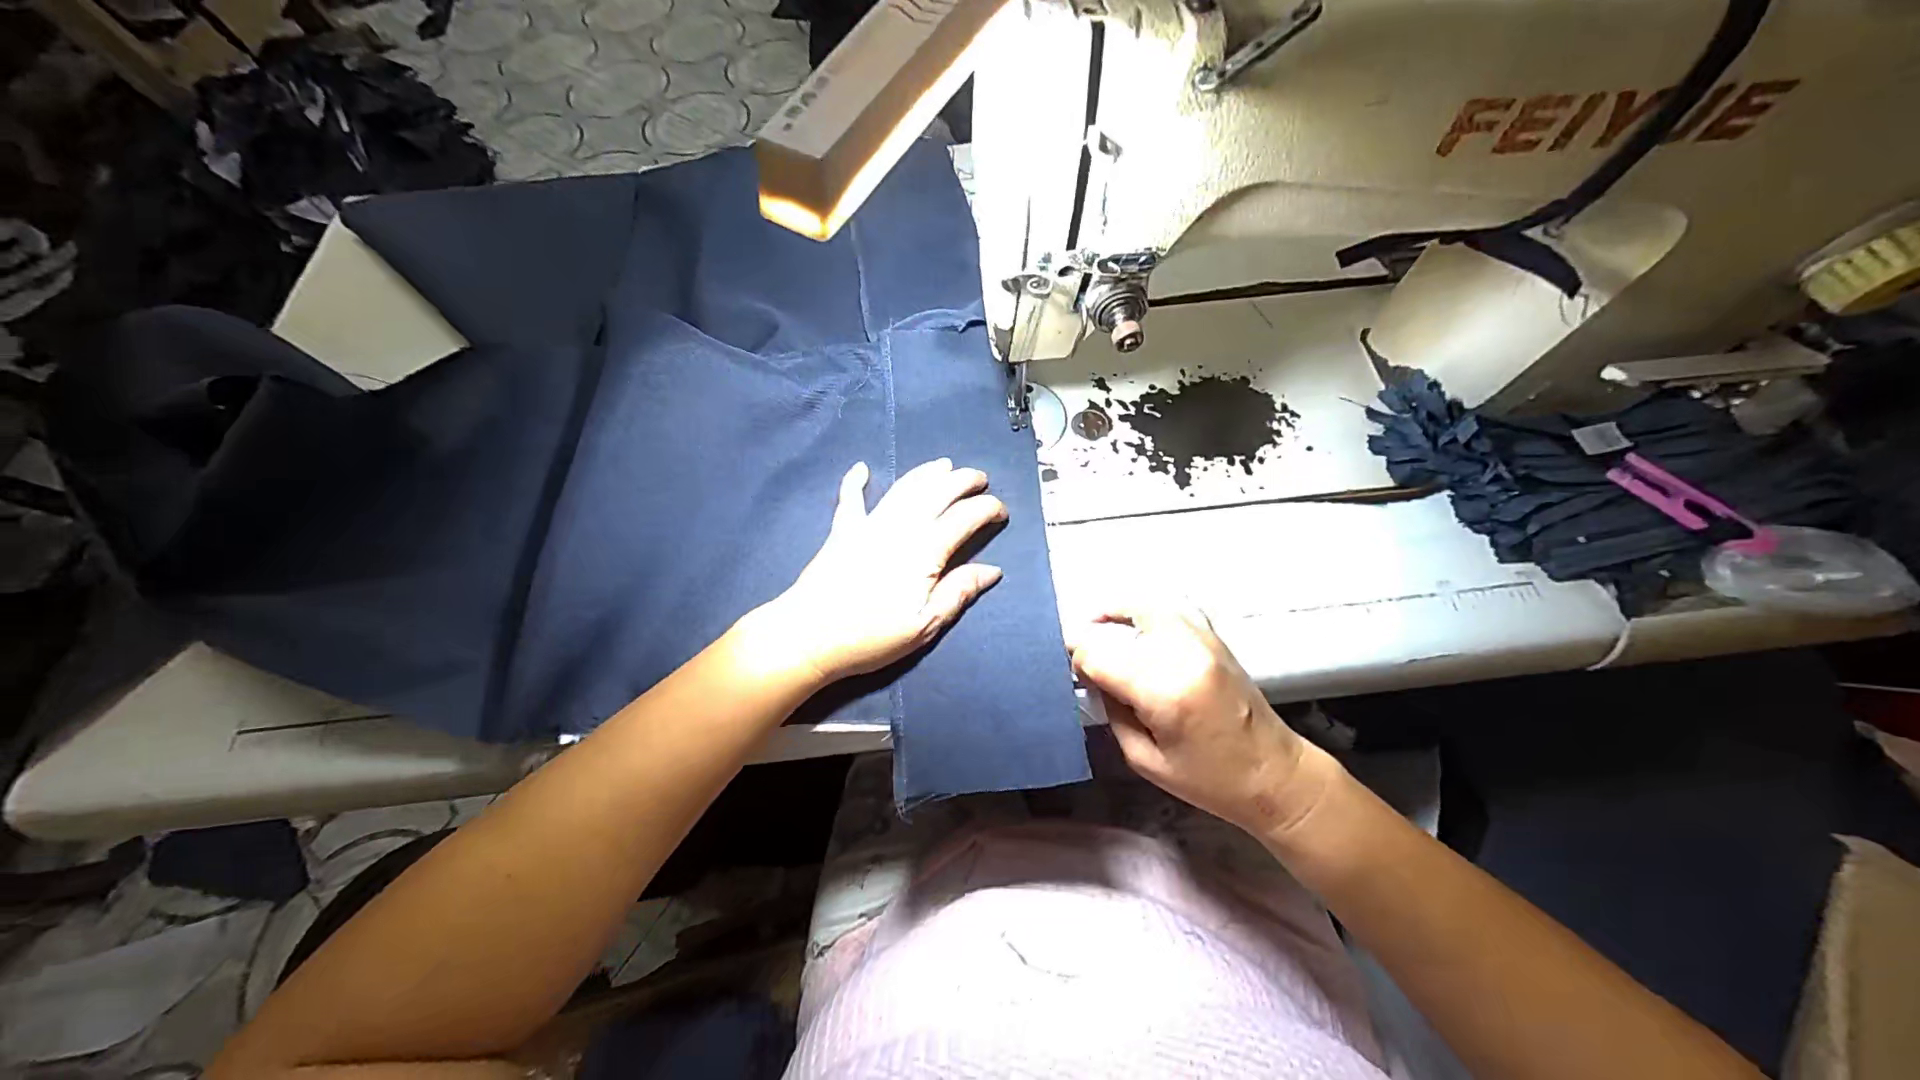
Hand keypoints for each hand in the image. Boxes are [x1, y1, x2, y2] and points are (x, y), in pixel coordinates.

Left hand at [756, 459, 1006, 682]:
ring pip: (903, 488)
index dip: (987, 509)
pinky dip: (855, 481)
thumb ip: (958, 593)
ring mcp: (869, 525)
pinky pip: (851, 499)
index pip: (964, 518)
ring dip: (926, 473)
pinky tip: (860, 468)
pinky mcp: (843, 531)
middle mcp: (900, 528)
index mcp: (924, 551)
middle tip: (979, 478)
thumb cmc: (871, 636)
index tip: (1000, 512)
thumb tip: (991, 570)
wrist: (809, 636)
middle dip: (962, 480)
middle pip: (937, 492)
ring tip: (944, 465)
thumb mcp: (924, 625)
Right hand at [1068, 603, 1339, 837]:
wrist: (1274, 773)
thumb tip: (1090, 677)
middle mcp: (1183, 654)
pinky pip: (1169, 608)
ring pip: (1142, 606)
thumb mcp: (1143, 758)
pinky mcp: (1213, 636)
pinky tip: (1131, 625)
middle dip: (1091, 639)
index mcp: (1164, 691)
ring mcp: (1202, 639)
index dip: (1075, 658)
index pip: (1098, 654)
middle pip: (1115, 626)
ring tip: (1098, 631)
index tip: (1069, 671)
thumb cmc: (1209, 779)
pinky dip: (1144, 611)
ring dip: (1114, 617)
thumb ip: (1111, 711)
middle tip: (1081, 657)